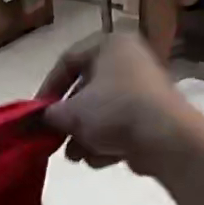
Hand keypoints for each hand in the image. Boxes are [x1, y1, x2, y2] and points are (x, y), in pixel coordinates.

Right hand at [38, 35, 201, 175]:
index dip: (48, 88)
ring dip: (85, 137)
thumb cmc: (115, 112)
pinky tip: (101, 159)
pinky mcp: (153, 117)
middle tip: (56, 140)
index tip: (37, 113)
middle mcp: (129, 61)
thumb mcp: (73, 113)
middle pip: (86, 90)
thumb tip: (42, 119)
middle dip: (69, 121)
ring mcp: (144, 90)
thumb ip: (51, 115)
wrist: (166, 138)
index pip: (67, 60)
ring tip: (76, 156)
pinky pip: (121, 126)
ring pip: (103, 113)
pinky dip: (108, 142)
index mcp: (110, 44)